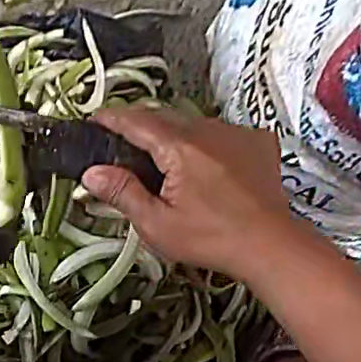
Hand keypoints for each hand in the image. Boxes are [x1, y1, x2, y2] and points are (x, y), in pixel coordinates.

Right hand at [80, 108, 318, 281]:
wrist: (268, 243)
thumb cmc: (210, 238)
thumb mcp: (156, 223)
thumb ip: (123, 193)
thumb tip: (92, 173)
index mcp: (179, 147)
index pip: (137, 121)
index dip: (113, 118)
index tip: (96, 118)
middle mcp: (208, 130)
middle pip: (165, 118)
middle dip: (141, 127)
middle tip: (123, 144)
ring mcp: (235, 133)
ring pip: (193, 124)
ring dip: (174, 137)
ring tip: (163, 163)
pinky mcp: (256, 142)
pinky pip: (221, 134)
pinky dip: (204, 145)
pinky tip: (202, 170)